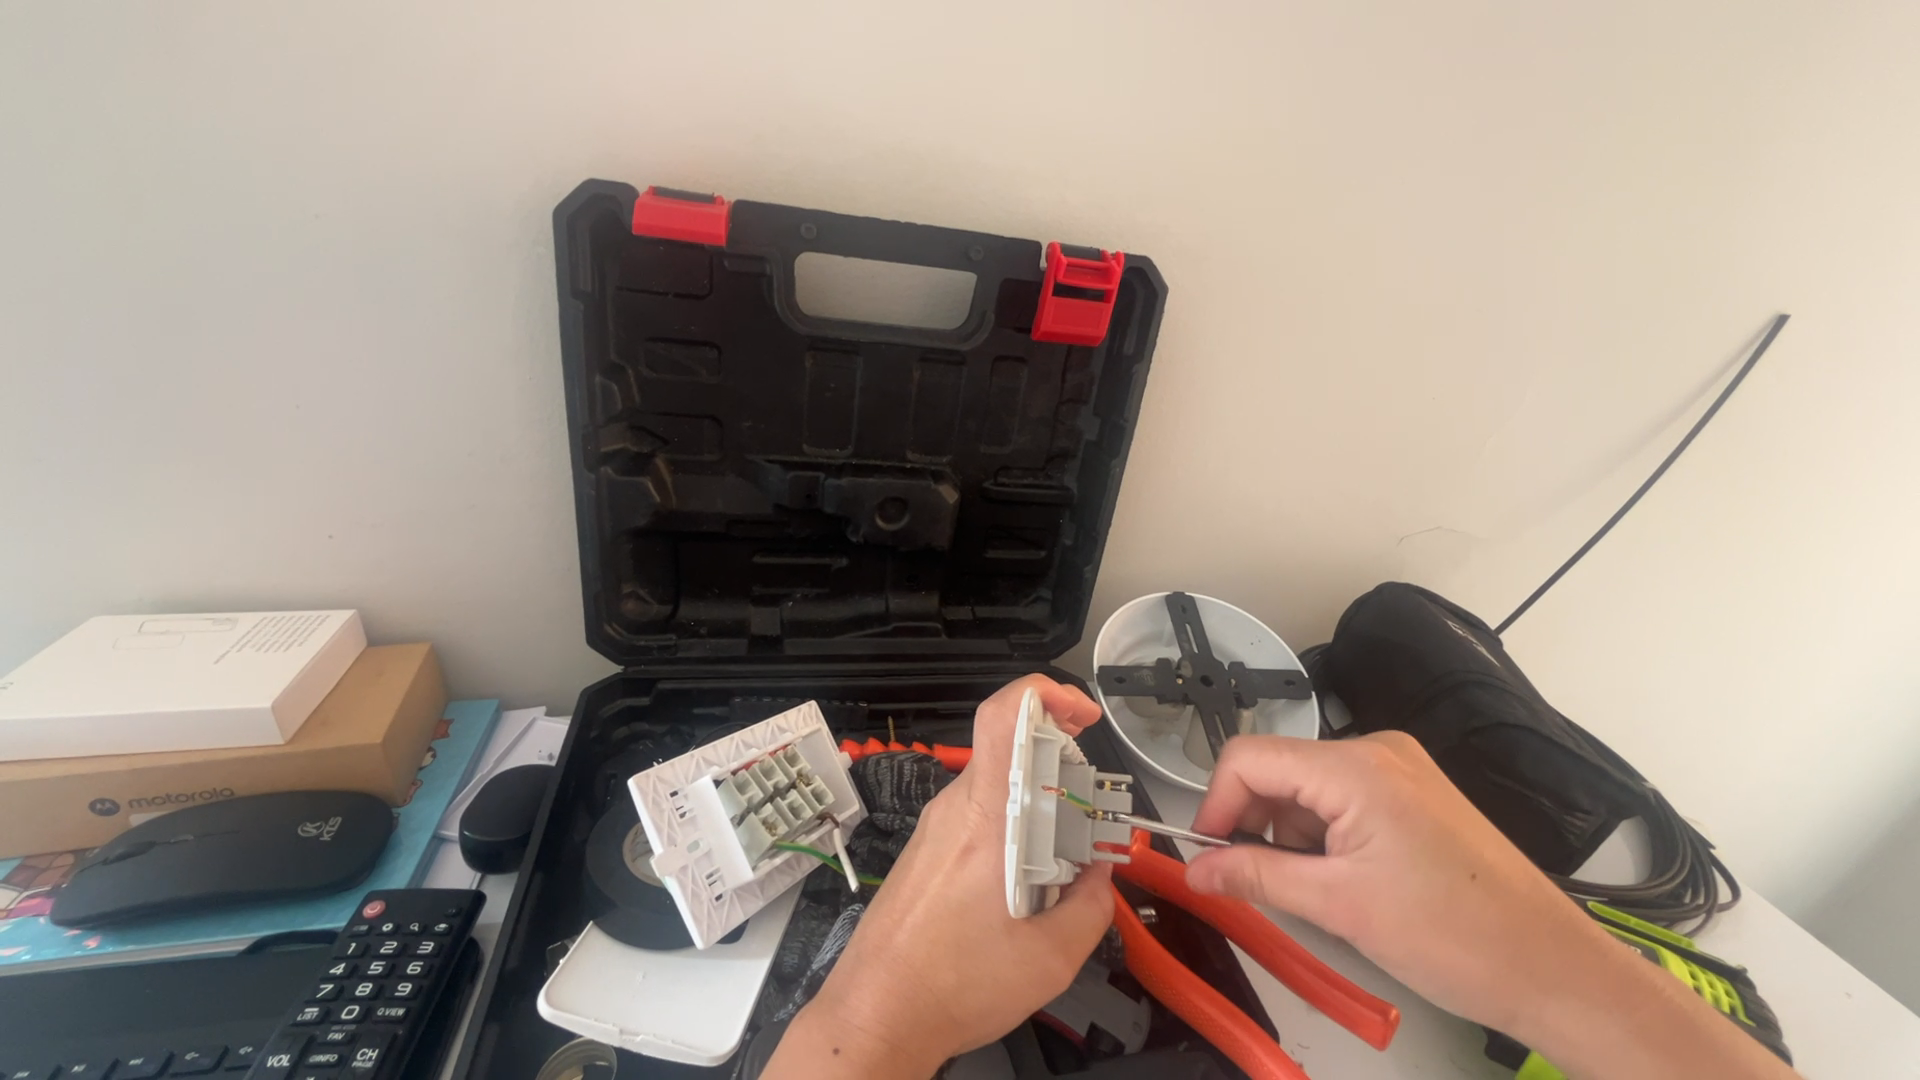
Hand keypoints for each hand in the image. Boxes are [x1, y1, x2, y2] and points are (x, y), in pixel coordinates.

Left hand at [763, 675, 1114, 1078]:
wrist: (876, 1013)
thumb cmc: (947, 986)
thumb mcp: (1050, 958)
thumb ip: (1091, 906)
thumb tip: (1100, 875)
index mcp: (984, 818)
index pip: (1001, 718)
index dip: (1045, 694)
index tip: (1079, 712)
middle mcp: (954, 809)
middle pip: (1008, 751)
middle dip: (1058, 767)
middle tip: (1086, 807)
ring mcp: (936, 826)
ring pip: (996, 786)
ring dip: (1036, 806)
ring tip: (1059, 859)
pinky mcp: (929, 846)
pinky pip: (977, 815)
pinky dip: (1010, 830)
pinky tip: (1023, 880)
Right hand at [1185, 733, 1799, 1079]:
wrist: (1558, 973)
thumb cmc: (1455, 938)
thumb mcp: (1338, 907)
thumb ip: (1254, 876)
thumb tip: (1195, 870)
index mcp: (1354, 767)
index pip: (1248, 758)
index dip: (1216, 805)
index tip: (1206, 855)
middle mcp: (1375, 750)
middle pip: (1276, 768)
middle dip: (1251, 822)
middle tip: (1247, 878)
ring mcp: (1397, 767)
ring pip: (1304, 784)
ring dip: (1286, 831)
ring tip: (1305, 887)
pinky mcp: (1410, 790)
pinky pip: (1337, 795)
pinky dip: (1318, 831)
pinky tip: (1333, 875)